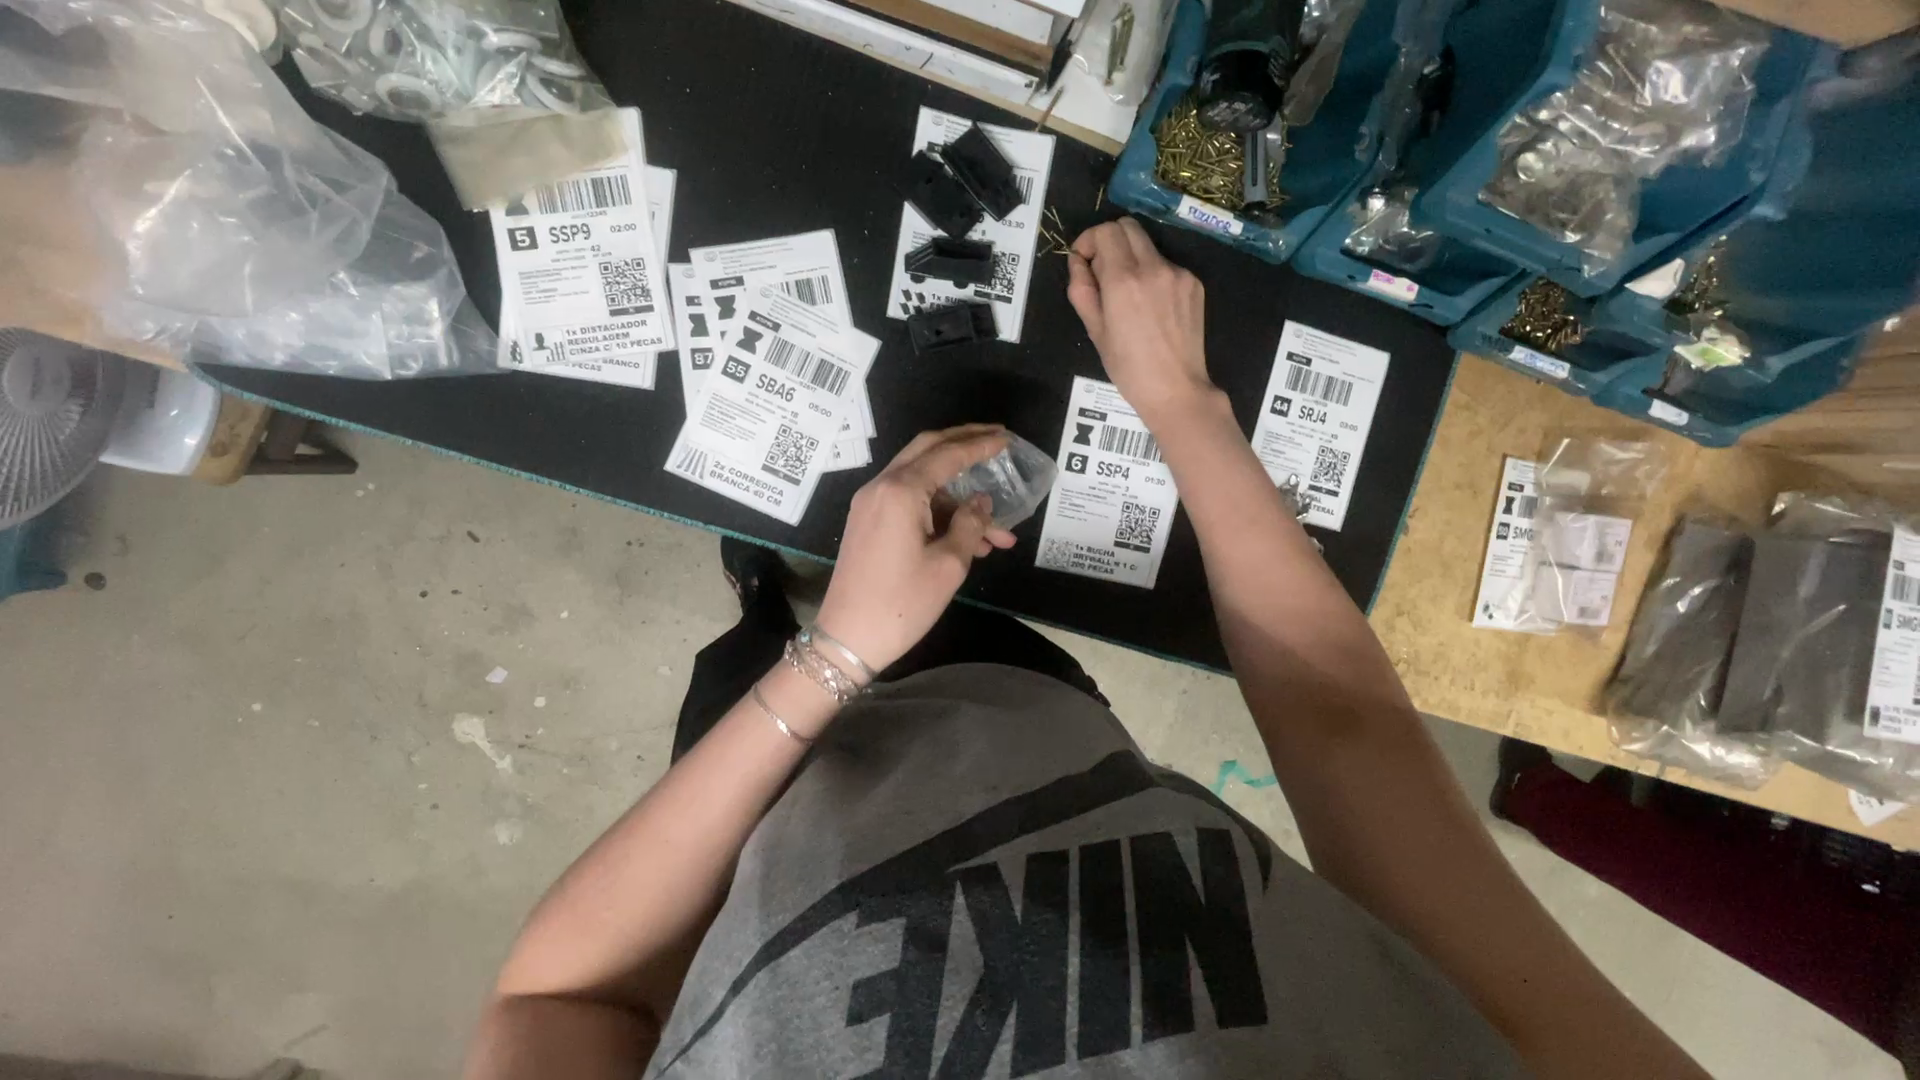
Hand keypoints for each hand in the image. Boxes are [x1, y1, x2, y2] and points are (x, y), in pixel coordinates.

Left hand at [815, 425, 1018, 673]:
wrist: (847, 639)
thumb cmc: (902, 604)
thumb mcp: (948, 565)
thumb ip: (970, 525)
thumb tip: (980, 503)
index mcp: (901, 491)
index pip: (947, 454)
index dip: (980, 445)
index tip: (1007, 439)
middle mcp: (881, 487)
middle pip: (927, 450)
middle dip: (963, 444)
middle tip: (996, 440)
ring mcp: (870, 505)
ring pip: (922, 484)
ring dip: (960, 500)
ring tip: (1000, 532)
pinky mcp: (867, 524)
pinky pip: (909, 503)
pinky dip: (940, 513)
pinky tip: (971, 541)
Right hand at [1067, 218, 1214, 422]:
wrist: (1175, 389)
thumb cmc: (1128, 368)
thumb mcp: (1095, 331)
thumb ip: (1082, 289)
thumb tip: (1078, 261)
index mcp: (1124, 280)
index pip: (1105, 232)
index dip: (1089, 241)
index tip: (1083, 261)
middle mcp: (1153, 268)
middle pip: (1128, 227)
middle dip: (1109, 241)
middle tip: (1101, 270)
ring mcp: (1178, 273)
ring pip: (1147, 246)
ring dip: (1131, 259)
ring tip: (1128, 297)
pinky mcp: (1194, 283)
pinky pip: (1166, 266)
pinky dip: (1152, 276)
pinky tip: (1152, 308)